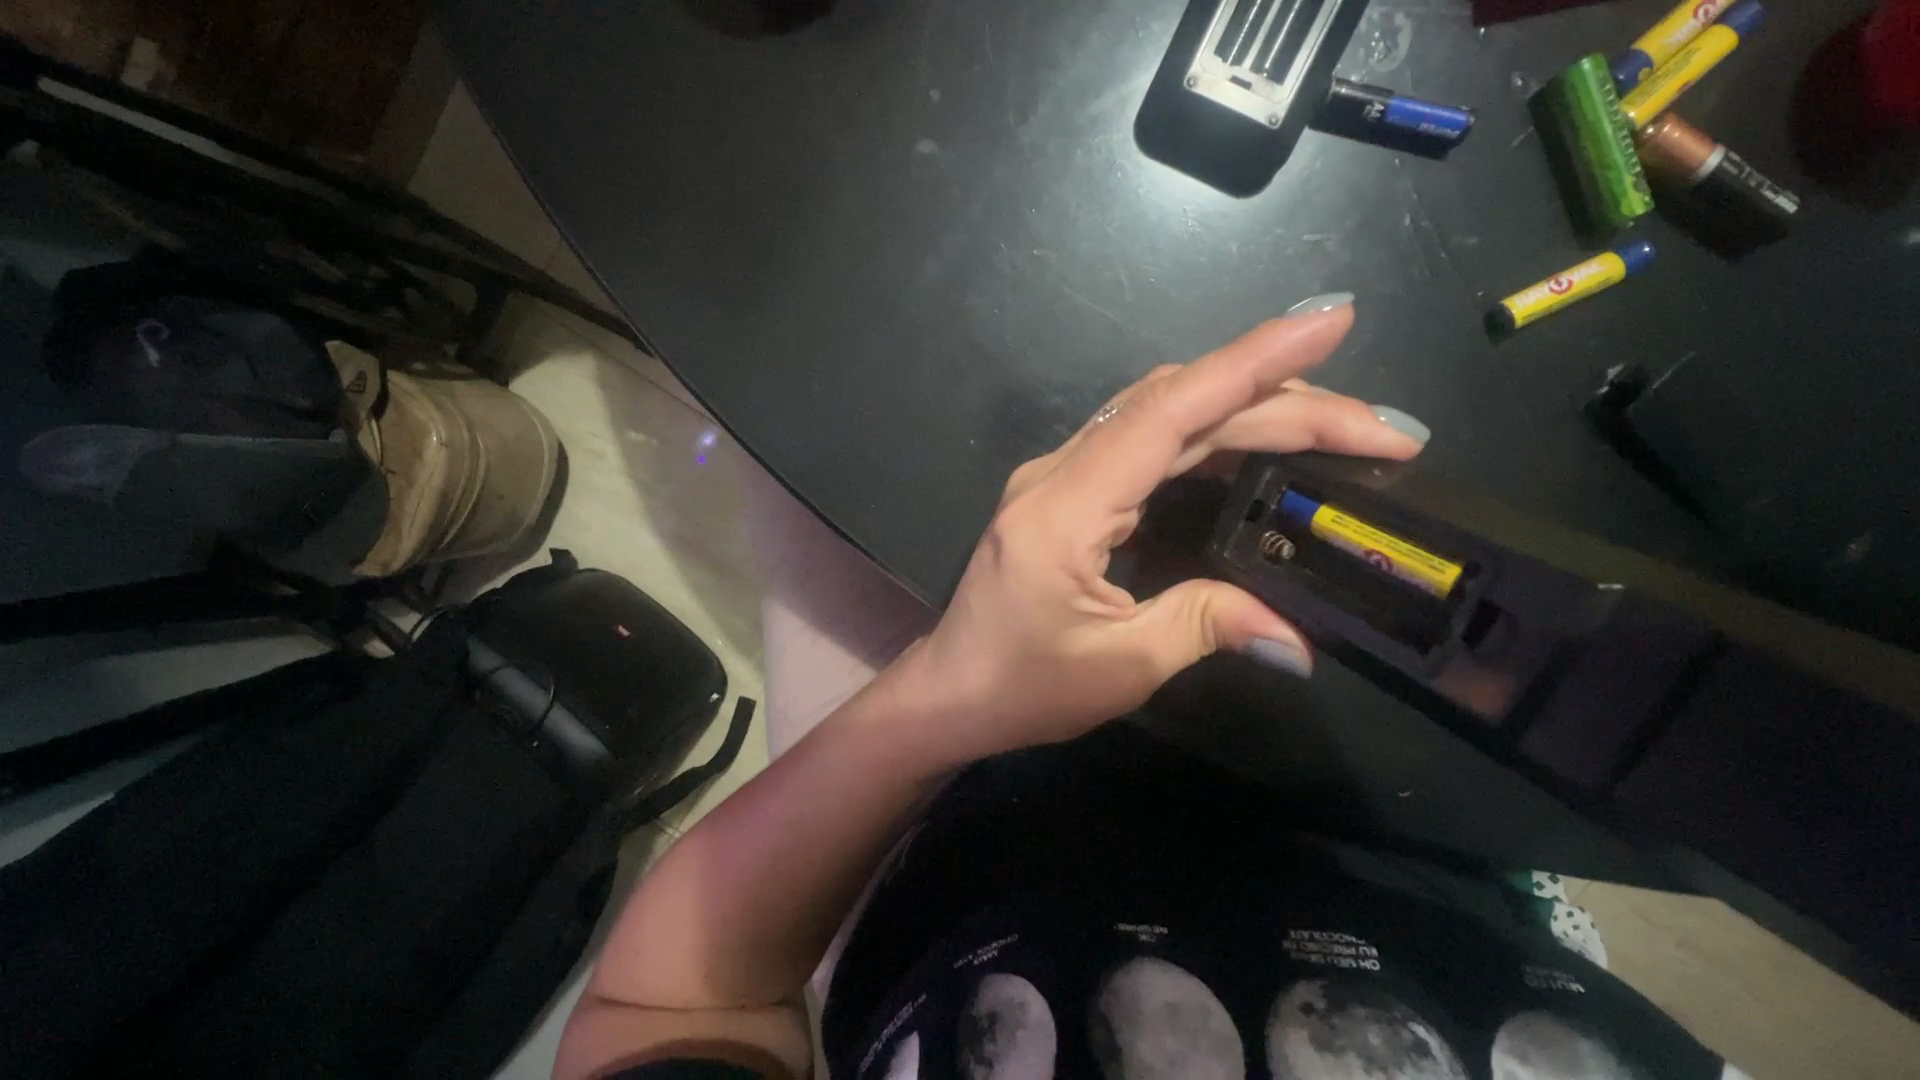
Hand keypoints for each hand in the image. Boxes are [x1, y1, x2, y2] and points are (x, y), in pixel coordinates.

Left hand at [888, 297, 1429, 766]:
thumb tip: (1301, 642)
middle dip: (1282, 403)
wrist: (950, 693)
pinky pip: (1144, 442)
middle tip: (1379, 426)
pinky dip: (1209, 435)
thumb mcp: (1120, 666)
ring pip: (1162, 415)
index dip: (1252, 363)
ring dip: (1249, 410)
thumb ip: (1207, 629)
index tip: (1330, 323)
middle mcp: (1061, 472)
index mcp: (1066, 507)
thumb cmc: (1021, 687)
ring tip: (1336, 427)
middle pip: (1179, 409)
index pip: (1169, 412)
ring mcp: (1059, 477)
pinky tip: (1257, 447)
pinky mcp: (1067, 492)